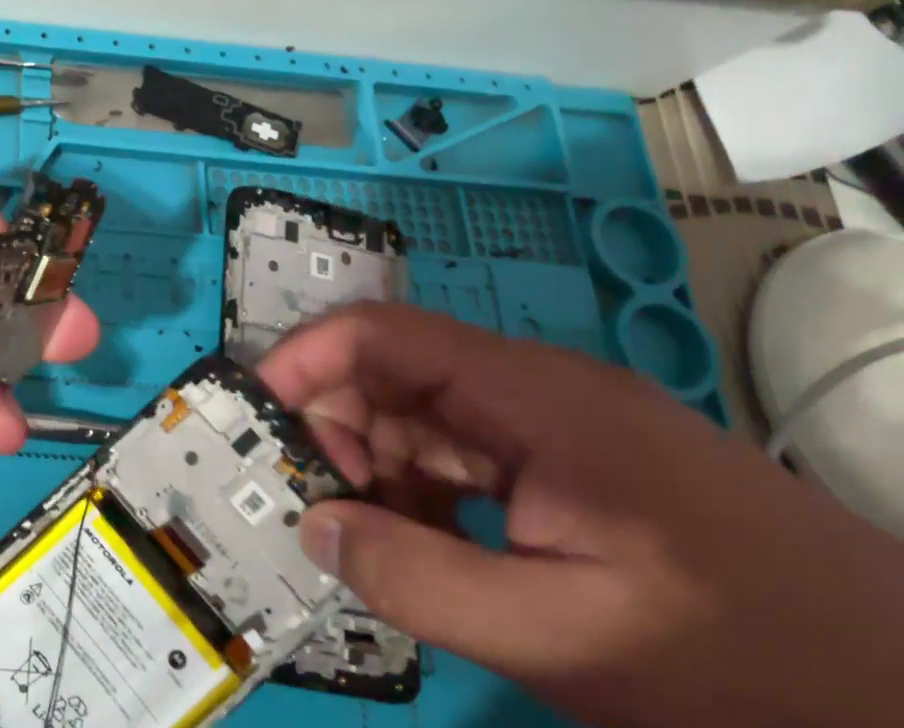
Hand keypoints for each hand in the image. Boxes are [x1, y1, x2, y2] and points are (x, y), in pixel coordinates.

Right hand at [259, 302, 903, 727]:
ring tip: (368, 545)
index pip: (382, 336)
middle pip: (394, 378)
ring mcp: (556, 433)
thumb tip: (312, 523)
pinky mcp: (571, 471)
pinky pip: (463, 464)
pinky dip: (421, 499)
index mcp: (531, 399)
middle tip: (312, 511)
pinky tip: (424, 553)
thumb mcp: (560, 631)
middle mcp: (535, 395)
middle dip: (334, 433)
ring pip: (423, 424)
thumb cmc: (738, 655)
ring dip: (375, 473)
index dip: (303, 362)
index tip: (252, 420)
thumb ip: (417, 576)